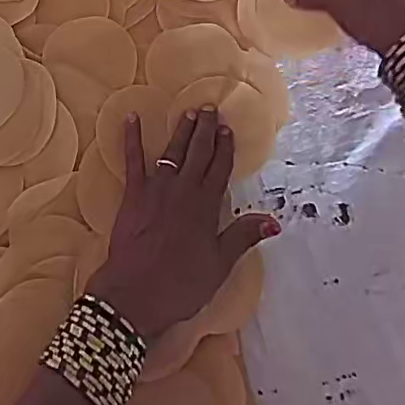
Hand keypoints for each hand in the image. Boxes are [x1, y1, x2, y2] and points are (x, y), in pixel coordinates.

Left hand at [85, 106, 278, 338]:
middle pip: (198, 153)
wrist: (134, 295)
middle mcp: (184, 191)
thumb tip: (273, 221)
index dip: (225, 147)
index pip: (219, 168)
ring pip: (173, 151)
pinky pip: (132, 160)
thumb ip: (242, 237)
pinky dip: (131, 138)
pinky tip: (131, 118)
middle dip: (206, 130)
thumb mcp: (219, 265)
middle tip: (210, 108)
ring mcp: (157, 190)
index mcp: (206, 206)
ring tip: (189, 112)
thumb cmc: (180, 285)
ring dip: (181, 130)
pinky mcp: (132, 195)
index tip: (228, 129)